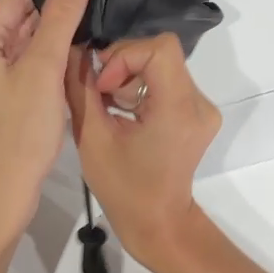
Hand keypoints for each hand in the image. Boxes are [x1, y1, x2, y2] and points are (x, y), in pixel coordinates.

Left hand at [0, 0, 95, 233]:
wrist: (9, 188)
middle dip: (58, 16)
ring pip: (26, 42)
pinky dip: (50, 61)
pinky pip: (26, 64)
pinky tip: (79, 60)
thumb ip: (62, 15)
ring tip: (96, 32)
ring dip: (57, 39)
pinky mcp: (1, 94)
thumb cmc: (22, 129)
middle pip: (21, 18)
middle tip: (101, 10)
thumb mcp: (44, 67)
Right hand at [64, 33, 221, 271]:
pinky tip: (123, 116)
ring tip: (109, 109)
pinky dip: (139, 91)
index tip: (103, 85)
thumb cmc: (123, 188)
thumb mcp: (92, 139)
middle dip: (123, 67)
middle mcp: (198, 103)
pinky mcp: (195, 115)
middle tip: (99, 95)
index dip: (124, 56)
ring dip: (129, 80)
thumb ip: (81, 91)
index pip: (159, 49)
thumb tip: (72, 54)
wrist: (157, 223)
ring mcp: (201, 109)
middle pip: (160, 55)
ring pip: (161, 68)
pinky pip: (166, 84)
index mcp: (178, 108)